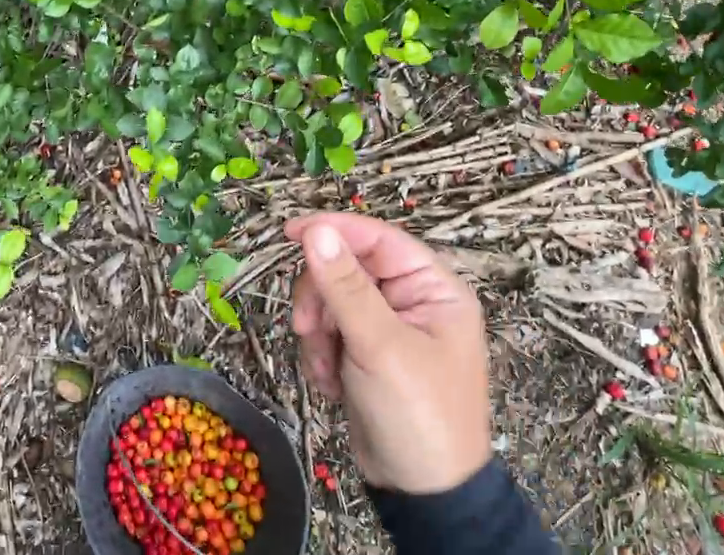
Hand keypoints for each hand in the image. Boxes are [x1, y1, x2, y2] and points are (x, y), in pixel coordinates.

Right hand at [286, 212, 492, 493]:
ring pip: (330, 299)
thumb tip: (316, 230)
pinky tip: (331, 382)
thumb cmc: (417, 414)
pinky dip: (321, 353)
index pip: (377, 239)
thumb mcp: (380, 346)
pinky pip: (328, 329)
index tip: (289, 232)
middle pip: (347, 268)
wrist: (421, 493)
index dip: (334, 230)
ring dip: (318, 332)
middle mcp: (413, 301)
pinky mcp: (366, 352)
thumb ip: (345, 286)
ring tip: (326, 368)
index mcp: (434, 289)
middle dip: (321, 299)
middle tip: (307, 329)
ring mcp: (388, 327)